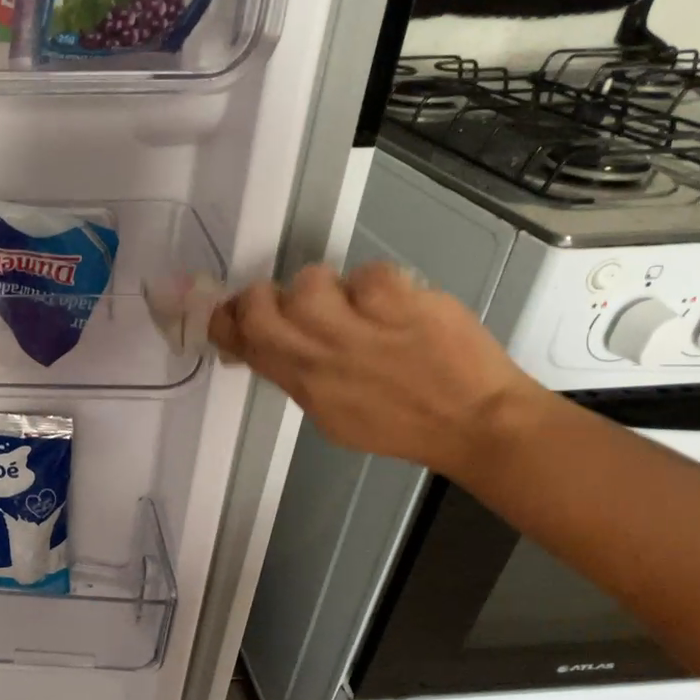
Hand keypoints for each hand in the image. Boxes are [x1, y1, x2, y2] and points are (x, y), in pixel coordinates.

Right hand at [209, 262, 547, 475]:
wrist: (475, 422)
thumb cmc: (400, 426)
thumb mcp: (331, 415)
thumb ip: (295, 375)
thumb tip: (263, 345)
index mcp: (301, 383)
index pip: (239, 338)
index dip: (224, 319)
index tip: (230, 313)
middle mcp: (320, 353)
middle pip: (259, 302)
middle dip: (267, 296)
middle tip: (292, 303)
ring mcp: (358, 325)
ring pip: (311, 280)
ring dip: (328, 288)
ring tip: (356, 305)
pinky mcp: (399, 300)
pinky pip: (368, 274)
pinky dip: (378, 285)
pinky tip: (396, 306)